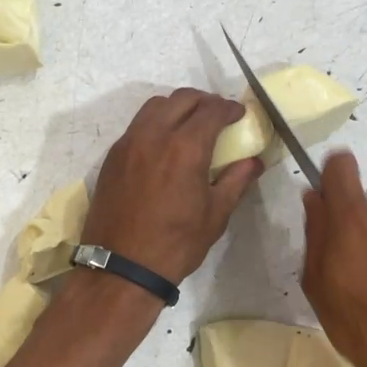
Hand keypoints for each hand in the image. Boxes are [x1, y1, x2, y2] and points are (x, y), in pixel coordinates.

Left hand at [83, 88, 262, 283]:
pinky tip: (163, 146)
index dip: (229, 108)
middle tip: (216, 116)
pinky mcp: (112, 158)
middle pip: (181, 99)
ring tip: (188, 126)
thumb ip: (236, 181)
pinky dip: (154, 125)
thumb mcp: (215, 215)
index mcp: (184, 147)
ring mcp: (128, 145)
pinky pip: (136, 127)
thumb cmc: (175, 244)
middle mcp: (153, 136)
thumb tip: (254, 162)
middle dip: (203, 102)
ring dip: (175, 108)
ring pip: (153, 107)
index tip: (238, 114)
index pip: (211, 110)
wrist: (122, 267)